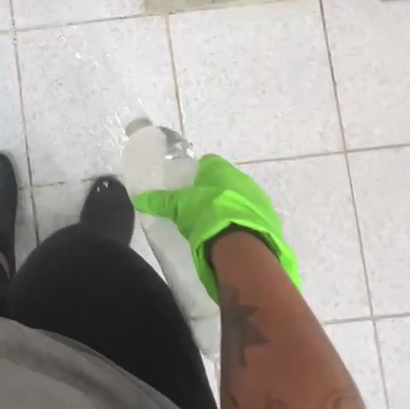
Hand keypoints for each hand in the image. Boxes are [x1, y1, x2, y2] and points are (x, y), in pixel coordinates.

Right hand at [132, 155, 299, 300]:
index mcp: (220, 168)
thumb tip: (139, 199)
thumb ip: (159, 201)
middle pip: (226, 181)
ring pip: (241, 199)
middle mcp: (242, 178)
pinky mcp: (270, 220)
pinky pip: (253, 218)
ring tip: (217, 227)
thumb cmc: (206, 216)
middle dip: (216, 192)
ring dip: (232, 208)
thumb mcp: (177, 208)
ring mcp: (259, 199)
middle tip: (201, 210)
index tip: (190, 189)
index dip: (199, 174)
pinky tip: (233, 238)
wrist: (241, 245)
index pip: (208, 163)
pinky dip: (244, 224)